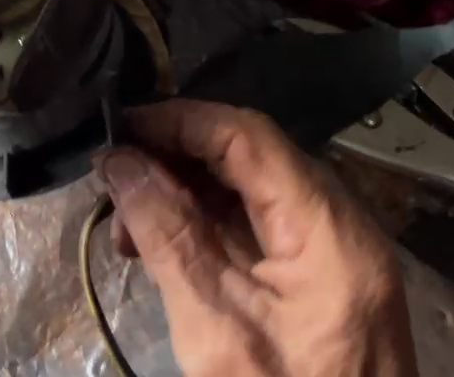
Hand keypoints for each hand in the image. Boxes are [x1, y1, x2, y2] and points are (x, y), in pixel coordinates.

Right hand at [96, 101, 417, 376]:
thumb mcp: (215, 333)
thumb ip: (167, 236)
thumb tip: (120, 161)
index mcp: (329, 234)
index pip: (247, 137)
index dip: (178, 120)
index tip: (120, 129)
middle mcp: (340, 225)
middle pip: (246, 154)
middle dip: (171, 156)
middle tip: (113, 175)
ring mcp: (332, 249)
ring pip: (243, 183)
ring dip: (179, 189)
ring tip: (126, 223)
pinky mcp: (317, 272)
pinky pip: (251, 219)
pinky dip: (200, 220)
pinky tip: (156, 243)